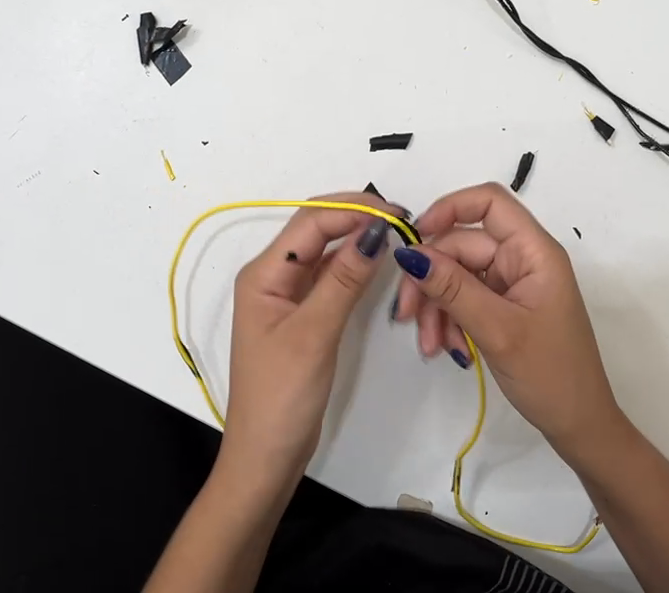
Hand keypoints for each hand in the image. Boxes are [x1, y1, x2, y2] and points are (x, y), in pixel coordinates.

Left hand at [221, 192, 396, 483]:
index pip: (311, 222)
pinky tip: (378, 264)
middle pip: (317, 231)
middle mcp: (273, 276)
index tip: (398, 212)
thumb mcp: (314, 335)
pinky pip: (330, 277)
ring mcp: (288, 296)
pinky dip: (354, 266)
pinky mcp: (303, 315)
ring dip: (358, 240)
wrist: (265, 459)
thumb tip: (376, 230)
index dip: (353, 210)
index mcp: (264, 273)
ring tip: (398, 235)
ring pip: (326, 252)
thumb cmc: (281, 397)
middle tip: (405, 220)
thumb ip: (344, 280)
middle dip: (357, 218)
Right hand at [393, 183, 620, 451]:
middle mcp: (522, 258)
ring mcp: (511, 283)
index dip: (449, 208)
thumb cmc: (552, 374)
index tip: (415, 238)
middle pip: (461, 245)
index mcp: (534, 251)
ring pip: (456, 274)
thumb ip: (453, 289)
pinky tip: (445, 348)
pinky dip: (448, 318)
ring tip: (430, 344)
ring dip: (436, 305)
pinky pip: (463, 297)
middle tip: (406, 315)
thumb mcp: (498, 330)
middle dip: (430, 278)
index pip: (489, 202)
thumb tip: (409, 254)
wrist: (579, 425)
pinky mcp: (502, 305)